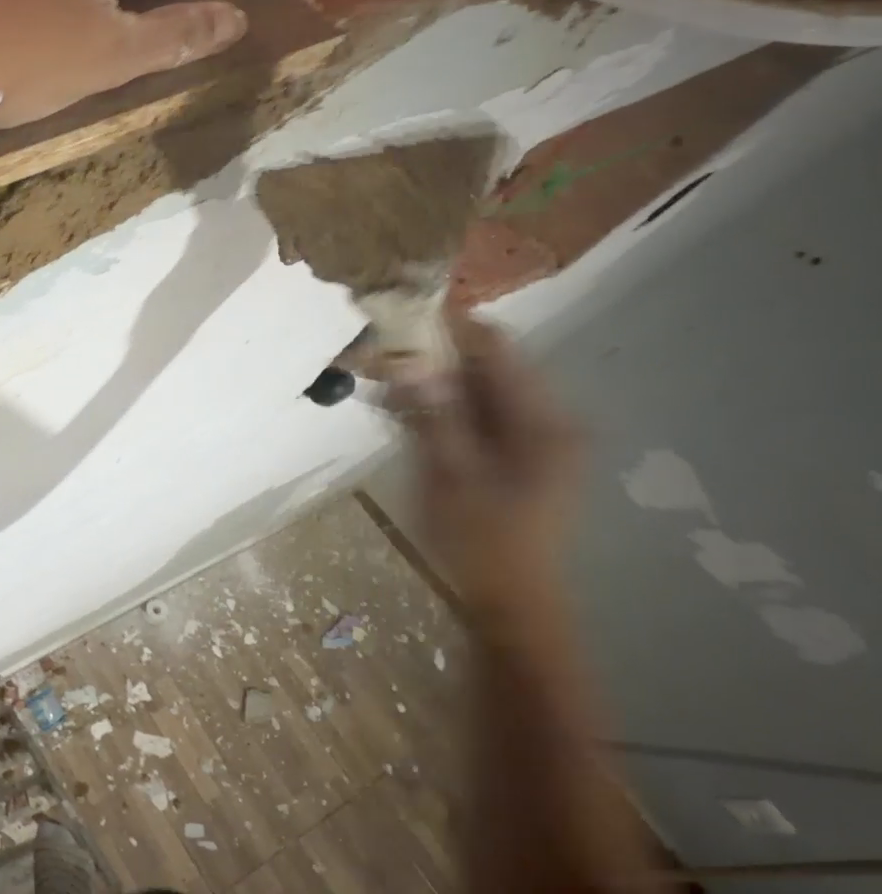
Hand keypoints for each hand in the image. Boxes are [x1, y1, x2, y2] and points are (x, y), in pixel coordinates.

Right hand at [392, 316, 583, 618]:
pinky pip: (476, 411)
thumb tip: (409, 360)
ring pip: (476, 387)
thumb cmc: (481, 542)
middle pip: (484, 364)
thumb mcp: (449, 476)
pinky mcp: (519, 453)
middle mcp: (547, 418)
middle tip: (372, 356)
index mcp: (541, 420)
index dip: (446, 326)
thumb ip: (431, 414)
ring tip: (377, 384)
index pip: (494, 347)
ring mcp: (535, 436)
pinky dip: (440, 406)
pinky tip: (401, 412)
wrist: (512, 602)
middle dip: (428, 355)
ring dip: (429, 380)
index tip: (393, 317)